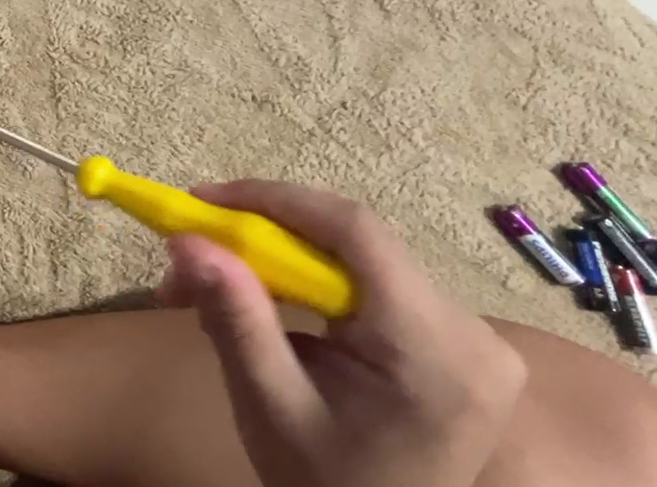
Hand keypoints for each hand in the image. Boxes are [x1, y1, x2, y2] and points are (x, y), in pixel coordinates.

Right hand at [158, 181, 526, 486]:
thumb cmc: (325, 483)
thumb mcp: (269, 402)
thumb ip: (234, 316)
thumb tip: (185, 240)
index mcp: (436, 350)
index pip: (357, 232)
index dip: (273, 198)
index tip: (200, 199)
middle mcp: (471, 331)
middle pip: (351, 241)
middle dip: (258, 234)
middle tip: (190, 251)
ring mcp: (469, 336)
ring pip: (351, 255)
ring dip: (272, 257)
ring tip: (210, 286)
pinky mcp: (451, 340)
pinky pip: (364, 279)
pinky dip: (301, 278)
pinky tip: (259, 302)